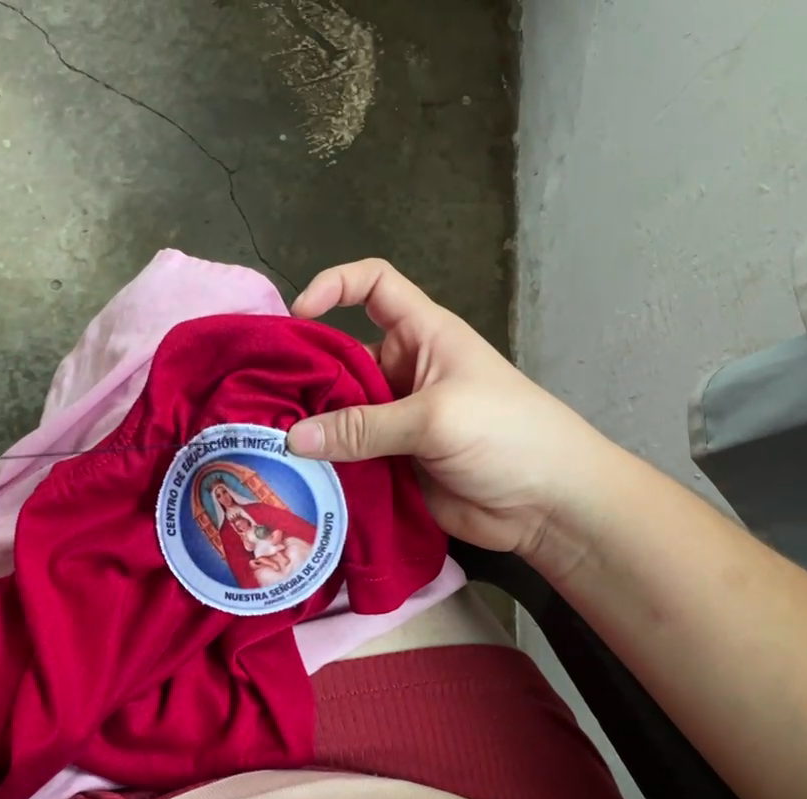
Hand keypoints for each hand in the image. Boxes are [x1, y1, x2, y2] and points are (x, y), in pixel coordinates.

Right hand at [286, 260, 626, 578]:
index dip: (336, 285)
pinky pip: (346, 457)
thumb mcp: (435, 418)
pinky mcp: (390, 464)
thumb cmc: (508, 435)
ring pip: (337, 414)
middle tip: (258, 398)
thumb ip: (363, 428)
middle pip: (340, 358)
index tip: (299, 314)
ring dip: (307, 427)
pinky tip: (290, 475)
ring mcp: (394, 421)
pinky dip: (322, 465)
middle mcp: (402, 373)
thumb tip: (292, 439)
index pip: (375, 286)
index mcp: (423, 336)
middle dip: (304, 374)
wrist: (548, 505)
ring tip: (263, 441)